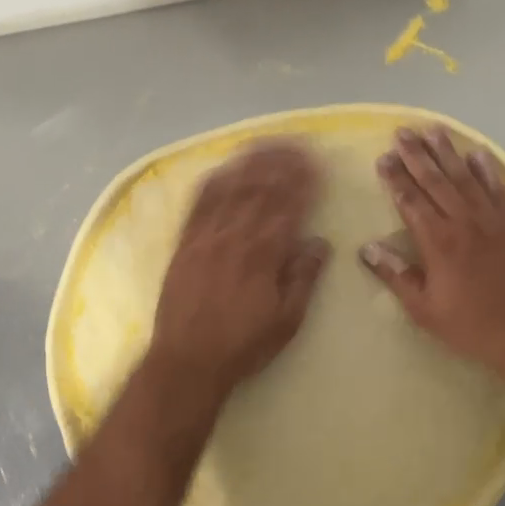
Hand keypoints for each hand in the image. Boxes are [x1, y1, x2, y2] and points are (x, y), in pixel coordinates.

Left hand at [146, 140, 329, 396]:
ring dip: (249, 163)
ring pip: (229, 189)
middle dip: (280, 163)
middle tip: (296, 144)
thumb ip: (303, 278)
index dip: (303, 182)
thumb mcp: (287, 320)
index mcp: (263, 255)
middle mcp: (234, 238)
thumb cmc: (243, 344)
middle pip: (259, 189)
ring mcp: (205, 237)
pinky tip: (224, 168)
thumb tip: (320, 243)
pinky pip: (198, 203)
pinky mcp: (184, 243)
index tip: (316, 163)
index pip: (288, 207)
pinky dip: (213, 181)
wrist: (186, 361)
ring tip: (264, 145)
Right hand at [362, 126, 504, 370]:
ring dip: (448, 153)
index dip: (396, 178)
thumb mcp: (423, 309)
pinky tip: (477, 154)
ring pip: (465, 178)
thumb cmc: (468, 324)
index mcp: (438, 242)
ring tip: (434, 130)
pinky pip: (498, 189)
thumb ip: (396, 275)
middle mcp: (464, 222)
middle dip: (417, 155)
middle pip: (436, 181)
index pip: (411, 201)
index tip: (383, 158)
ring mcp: (491, 220)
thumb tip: (368, 248)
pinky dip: (487, 170)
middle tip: (403, 132)